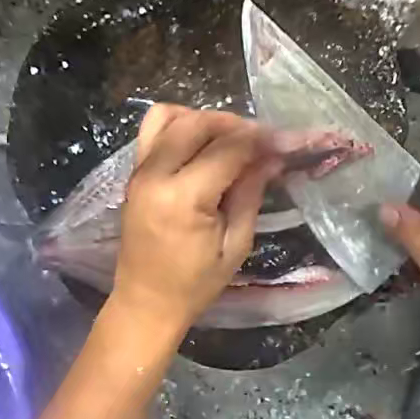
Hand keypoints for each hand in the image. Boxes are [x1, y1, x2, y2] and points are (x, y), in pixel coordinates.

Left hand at [110, 105, 278, 334]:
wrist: (147, 302)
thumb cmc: (195, 283)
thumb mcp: (235, 244)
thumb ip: (250, 194)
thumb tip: (271, 158)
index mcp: (183, 198)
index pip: (228, 149)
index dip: (261, 141)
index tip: (285, 142)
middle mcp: (155, 174)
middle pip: (199, 123)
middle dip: (236, 125)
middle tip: (262, 142)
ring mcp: (139, 170)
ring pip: (171, 116)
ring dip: (206, 120)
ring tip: (230, 141)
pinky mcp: (134, 172)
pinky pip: (154, 129)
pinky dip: (181, 125)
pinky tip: (203, 145)